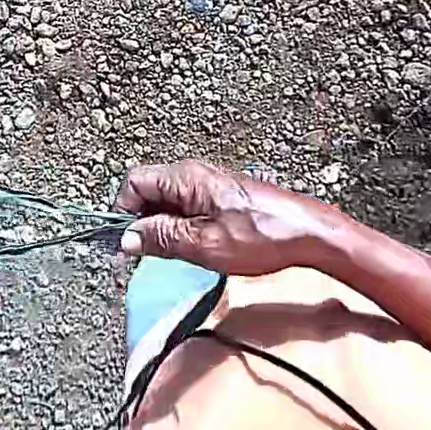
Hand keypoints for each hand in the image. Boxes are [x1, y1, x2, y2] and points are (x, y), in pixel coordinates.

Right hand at [115, 159, 332, 275]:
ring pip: (165, 201)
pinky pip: (184, 206)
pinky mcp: (219, 197)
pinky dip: (178, 226)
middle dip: (140, 222)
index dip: (123, 212)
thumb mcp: (204, 244)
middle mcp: (192, 174)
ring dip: (159, 227)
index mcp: (185, 178)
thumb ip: (162, 238)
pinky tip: (191, 248)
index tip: (126, 245)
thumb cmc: (260, 236)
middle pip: (147, 191)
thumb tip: (126, 237)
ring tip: (171, 255)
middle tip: (146, 255)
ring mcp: (207, 184)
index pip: (133, 182)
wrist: (308, 232)